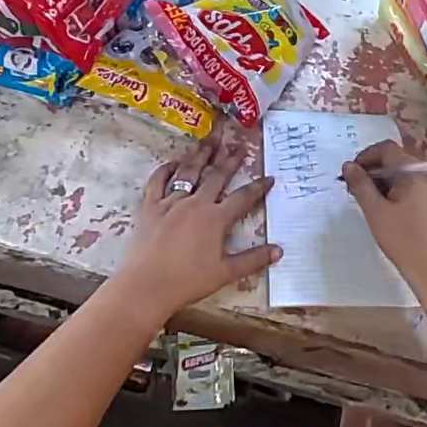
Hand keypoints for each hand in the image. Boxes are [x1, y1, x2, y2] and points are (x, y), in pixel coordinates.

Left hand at [111, 138, 280, 324]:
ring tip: (210, 141)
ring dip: (201, 155)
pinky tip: (174, 162)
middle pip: (217, 176)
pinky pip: (158, 181)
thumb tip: (279, 251)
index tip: (270, 177)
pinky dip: (166, 169)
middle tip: (239, 146)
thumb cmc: (188, 281)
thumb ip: (253, 260)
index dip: (258, 187)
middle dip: (230, 160)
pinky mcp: (150, 206)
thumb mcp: (225, 273)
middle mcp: (195, 203)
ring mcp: (171, 202)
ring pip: (189, 172)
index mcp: (216, 218)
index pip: (243, 198)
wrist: (147, 286)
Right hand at [341, 140, 426, 298]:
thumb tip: (348, 165)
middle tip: (355, 188)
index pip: (386, 148)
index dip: (365, 156)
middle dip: (373, 169)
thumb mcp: (376, 212)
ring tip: (368, 200)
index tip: (350, 174)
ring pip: (403, 173)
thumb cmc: (405, 241)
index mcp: (414, 171)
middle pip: (395, 159)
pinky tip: (386, 209)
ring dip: (383, 180)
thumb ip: (360, 185)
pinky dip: (395, 190)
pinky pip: (412, 185)